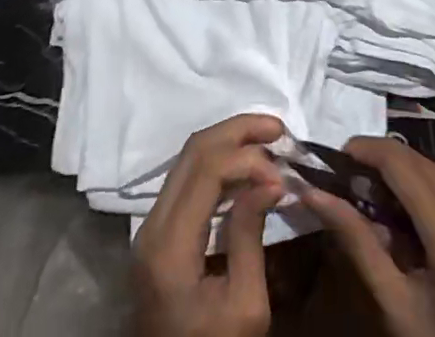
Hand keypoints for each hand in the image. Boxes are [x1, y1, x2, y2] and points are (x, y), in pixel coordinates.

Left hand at [133, 114, 287, 336]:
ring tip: (269, 140)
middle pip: (193, 152)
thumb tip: (270, 179)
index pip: (205, 170)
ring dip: (229, 142)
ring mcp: (150, 226)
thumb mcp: (246, 306)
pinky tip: (248, 166)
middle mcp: (151, 225)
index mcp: (169, 246)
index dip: (247, 157)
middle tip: (279, 128)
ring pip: (188, 159)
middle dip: (238, 131)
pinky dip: (219, 163)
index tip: (284, 170)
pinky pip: (187, 179)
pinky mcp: (159, 231)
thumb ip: (250, 235)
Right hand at [301, 138, 434, 336]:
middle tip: (347, 183)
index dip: (365, 149)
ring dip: (402, 173)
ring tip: (374, 202)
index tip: (333, 155)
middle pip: (418, 161)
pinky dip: (426, 187)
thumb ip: (358, 243)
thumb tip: (314, 194)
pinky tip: (410, 213)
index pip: (401, 164)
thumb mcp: (398, 304)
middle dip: (379, 162)